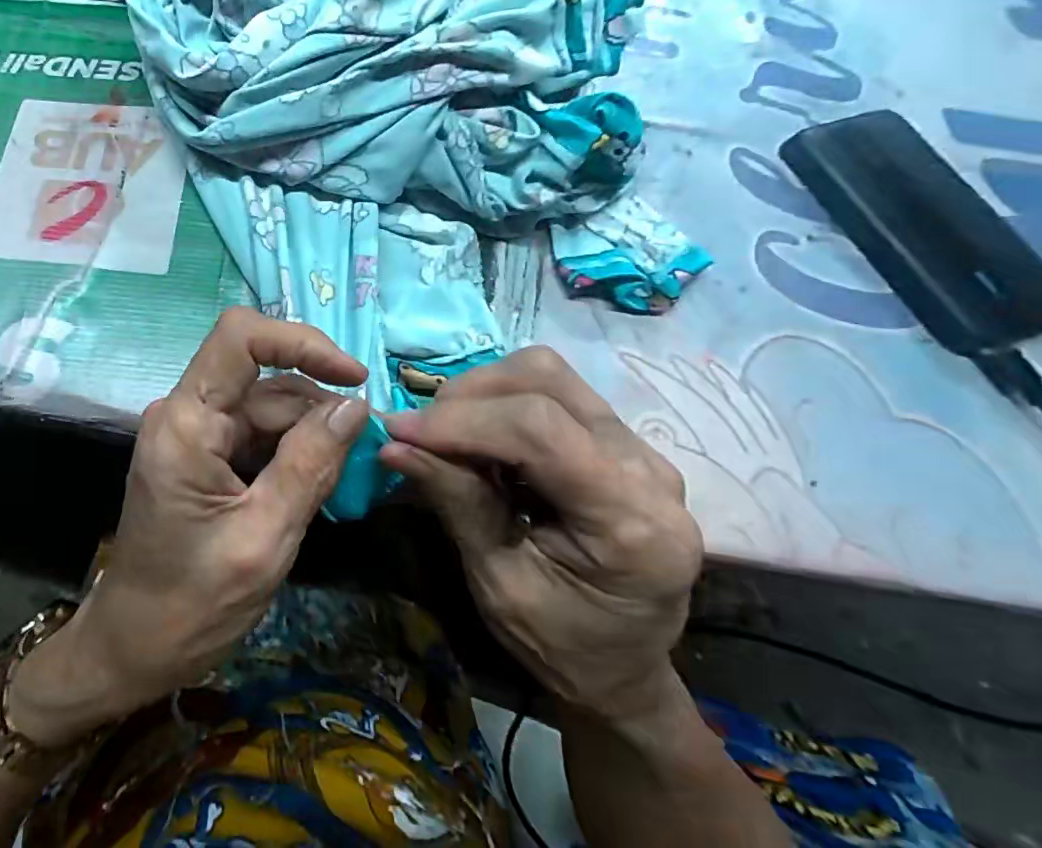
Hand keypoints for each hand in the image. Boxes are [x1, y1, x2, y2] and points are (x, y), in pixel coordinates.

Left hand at [12, 309, 368, 744]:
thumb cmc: (194, 602)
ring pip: (264, 407)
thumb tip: (355, 405)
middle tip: (366, 450)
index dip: (301, 341)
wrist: (137, 644)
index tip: (354, 377)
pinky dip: (291, 452)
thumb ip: (310, 464)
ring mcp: (191, 435)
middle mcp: (183, 415)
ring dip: (310, 433)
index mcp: (185, 424)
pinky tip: (318, 483)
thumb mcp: (266, 537)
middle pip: (262, 379)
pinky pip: (255, 435)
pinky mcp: (201, 456)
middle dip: (318, 406)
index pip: (239, 337)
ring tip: (346, 477)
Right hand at [379, 347, 701, 721]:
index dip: (459, 421)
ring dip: (481, 393)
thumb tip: (392, 444)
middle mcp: (649, 471)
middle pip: (545, 382)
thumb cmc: (559, 642)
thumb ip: (455, 502)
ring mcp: (641, 450)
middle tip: (419, 436)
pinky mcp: (622, 442)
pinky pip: (553, 392)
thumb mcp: (497, 582)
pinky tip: (480, 441)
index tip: (396, 432)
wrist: (621, 667)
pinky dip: (500, 403)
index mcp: (631, 523)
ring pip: (547, 374)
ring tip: (448, 436)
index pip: (540, 430)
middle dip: (466, 398)